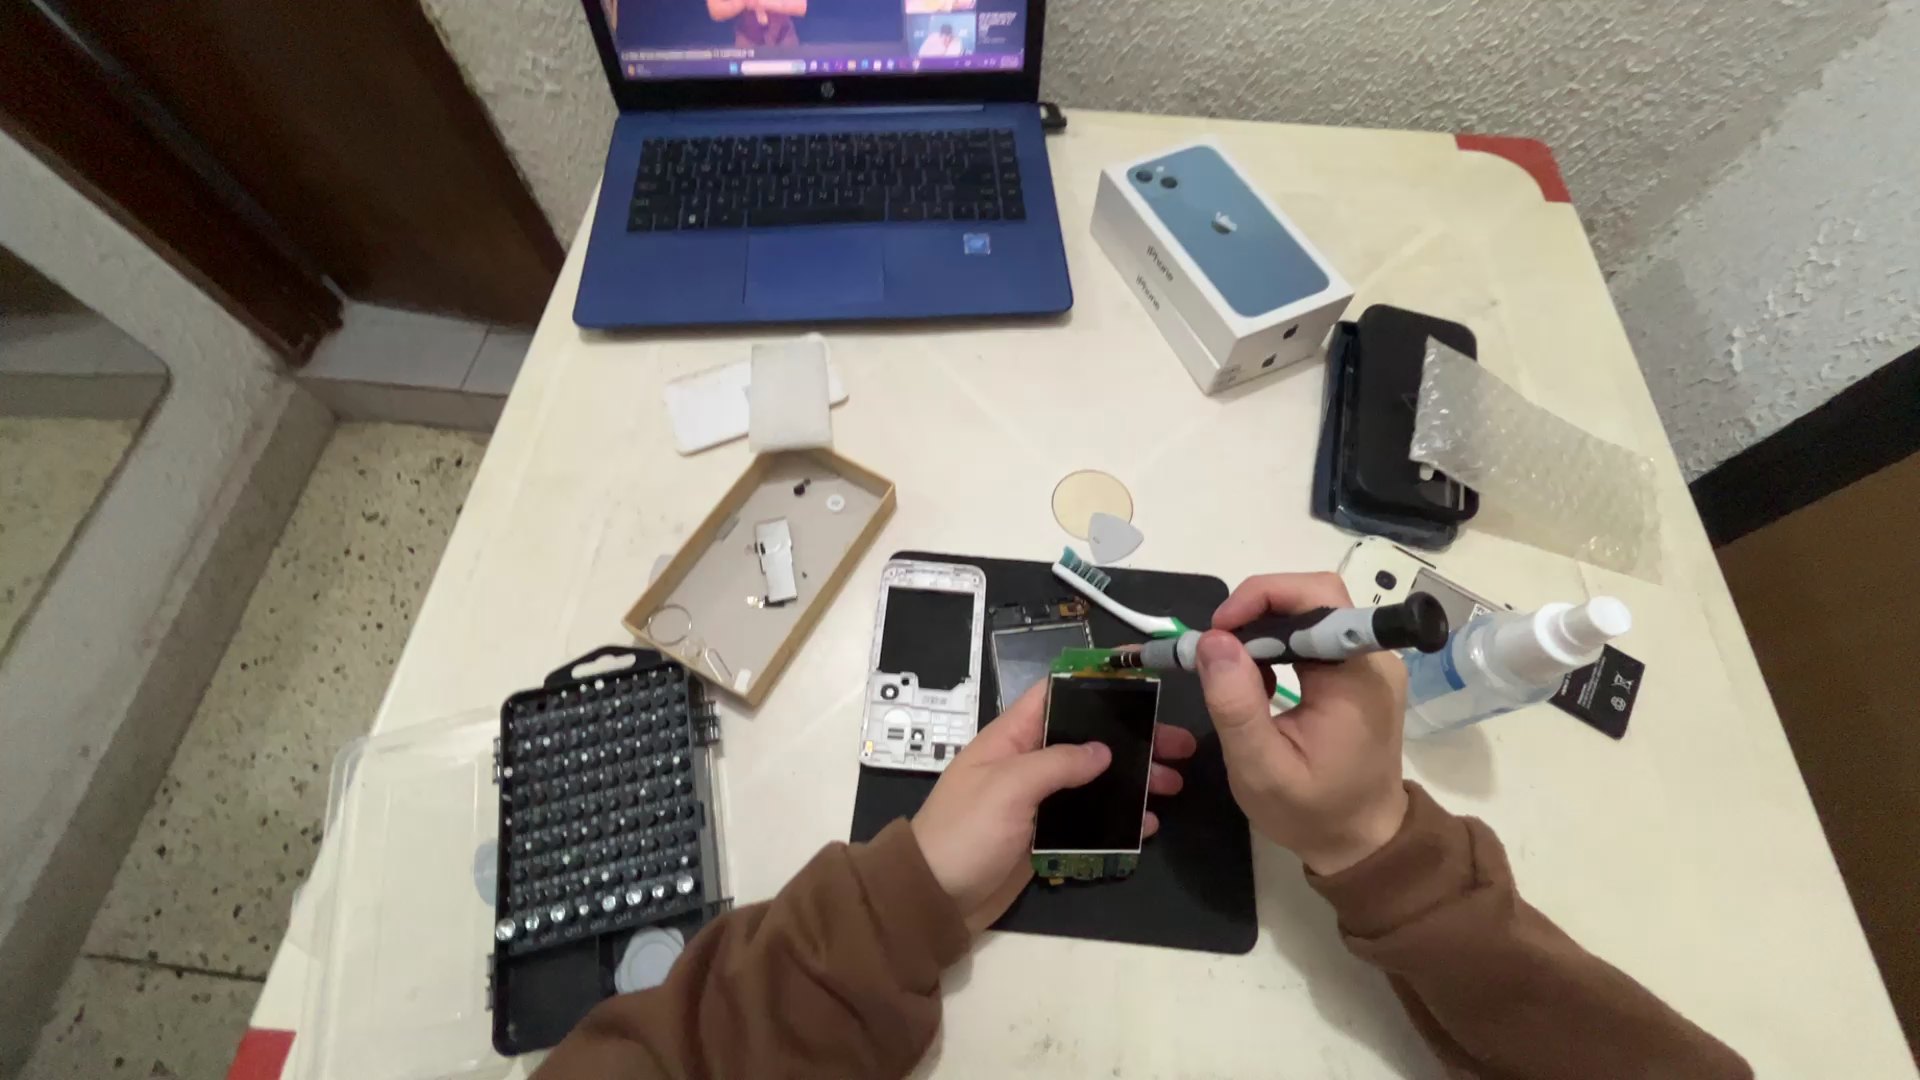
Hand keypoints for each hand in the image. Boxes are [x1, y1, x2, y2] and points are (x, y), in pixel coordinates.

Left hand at [911, 682, 1195, 934]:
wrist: (935, 898)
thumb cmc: (965, 831)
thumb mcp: (1008, 787)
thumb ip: (1057, 763)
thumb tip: (1103, 750)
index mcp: (1012, 736)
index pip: (1056, 692)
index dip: (1095, 680)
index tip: (1142, 679)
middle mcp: (1028, 760)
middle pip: (1087, 736)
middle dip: (1132, 737)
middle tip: (1180, 745)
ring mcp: (1040, 799)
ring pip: (1095, 777)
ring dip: (1134, 778)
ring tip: (1175, 783)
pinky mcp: (1048, 833)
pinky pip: (1091, 818)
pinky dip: (1120, 818)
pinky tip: (1149, 824)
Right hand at [1197, 573, 1409, 874]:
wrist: (1363, 844)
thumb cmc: (1311, 812)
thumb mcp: (1259, 767)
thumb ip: (1235, 704)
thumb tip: (1212, 640)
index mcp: (1357, 678)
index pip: (1317, 598)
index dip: (1262, 598)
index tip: (1219, 631)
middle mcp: (1371, 660)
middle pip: (1312, 596)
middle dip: (1255, 608)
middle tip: (1216, 644)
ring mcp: (1366, 665)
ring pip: (1308, 611)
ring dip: (1260, 625)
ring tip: (1228, 664)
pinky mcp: (1354, 674)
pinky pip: (1310, 634)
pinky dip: (1272, 642)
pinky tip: (1253, 677)